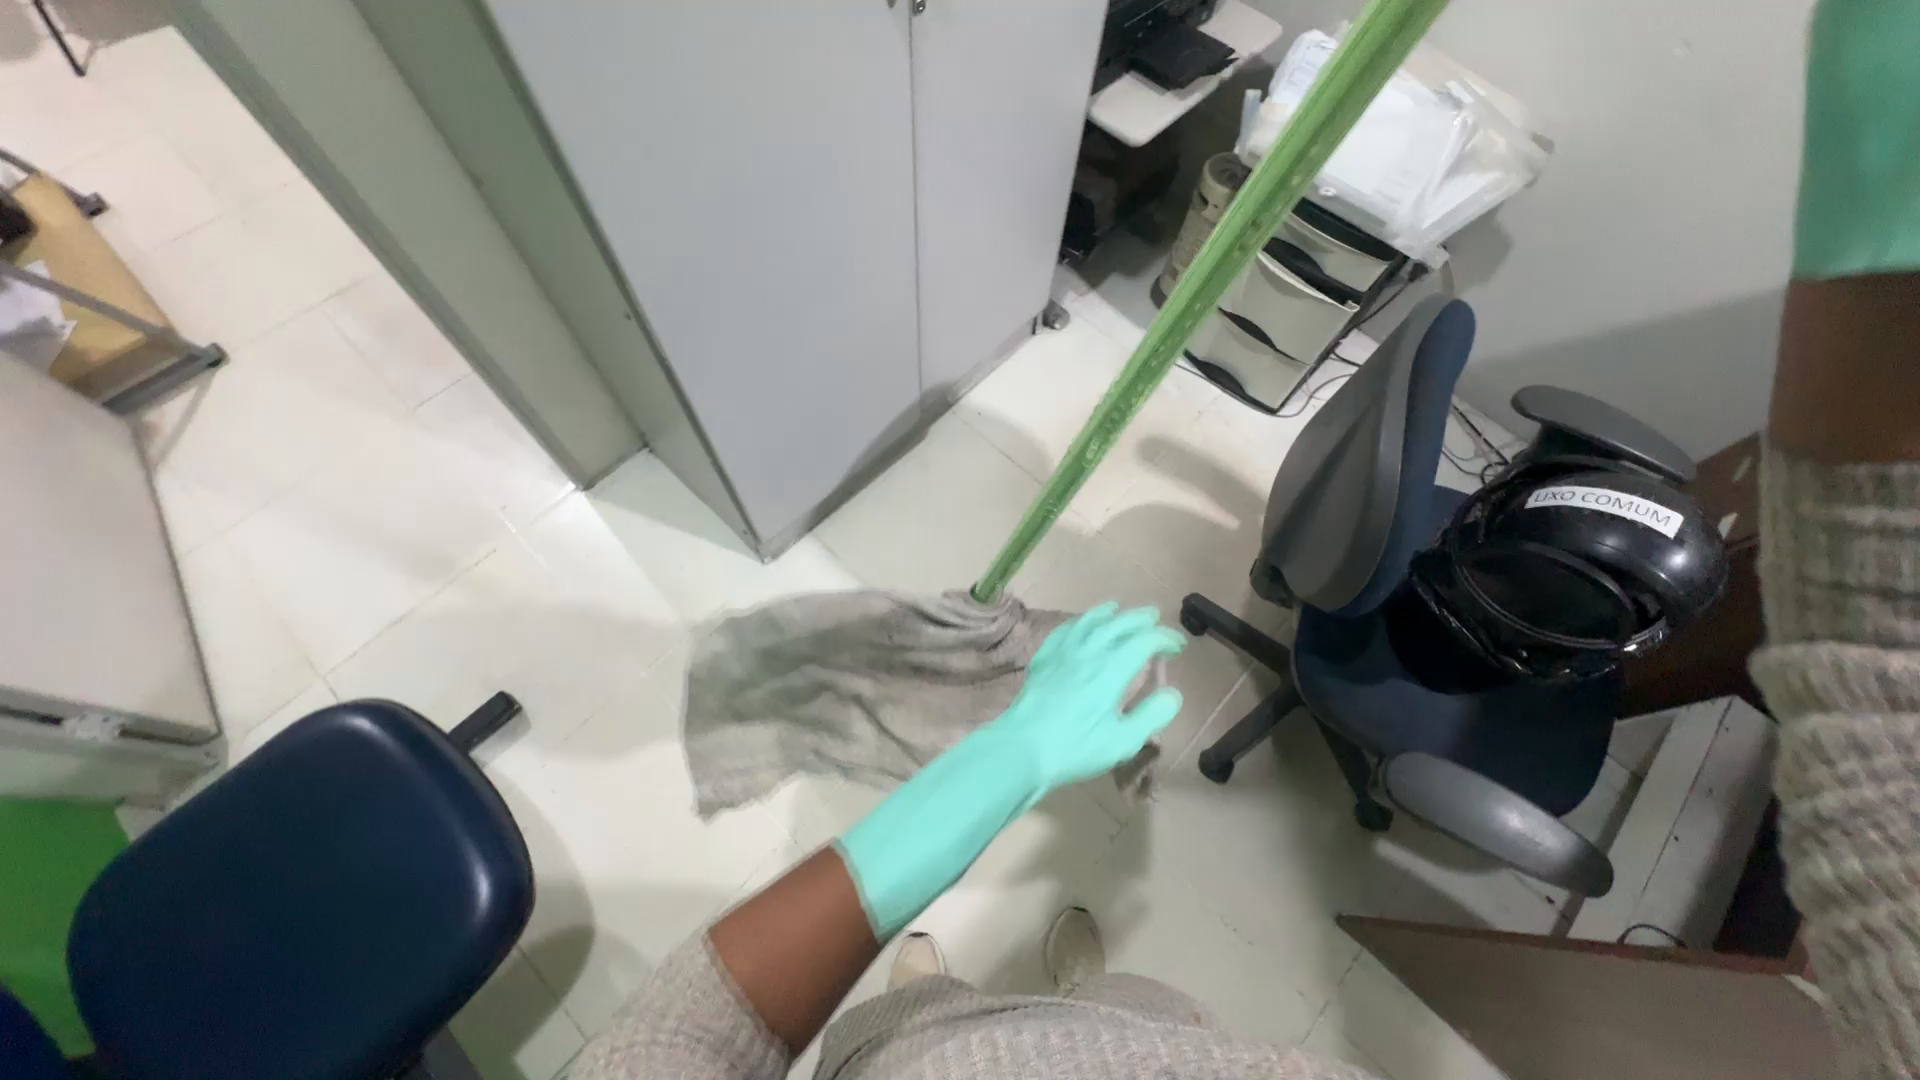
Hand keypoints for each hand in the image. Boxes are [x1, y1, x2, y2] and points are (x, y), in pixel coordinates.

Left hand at [987, 603, 1185, 797]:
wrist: (1021, 749)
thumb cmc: (1075, 748)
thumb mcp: (1123, 741)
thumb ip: (1151, 716)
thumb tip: (1172, 693)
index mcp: (1111, 670)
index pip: (1144, 641)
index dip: (1164, 639)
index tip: (1177, 647)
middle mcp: (1088, 653)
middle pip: (1117, 624)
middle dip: (1139, 619)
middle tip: (1154, 618)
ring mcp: (1062, 654)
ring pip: (1088, 622)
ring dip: (1107, 613)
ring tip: (1118, 609)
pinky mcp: (1043, 661)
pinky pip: (1064, 632)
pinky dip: (1078, 623)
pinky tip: (1078, 626)